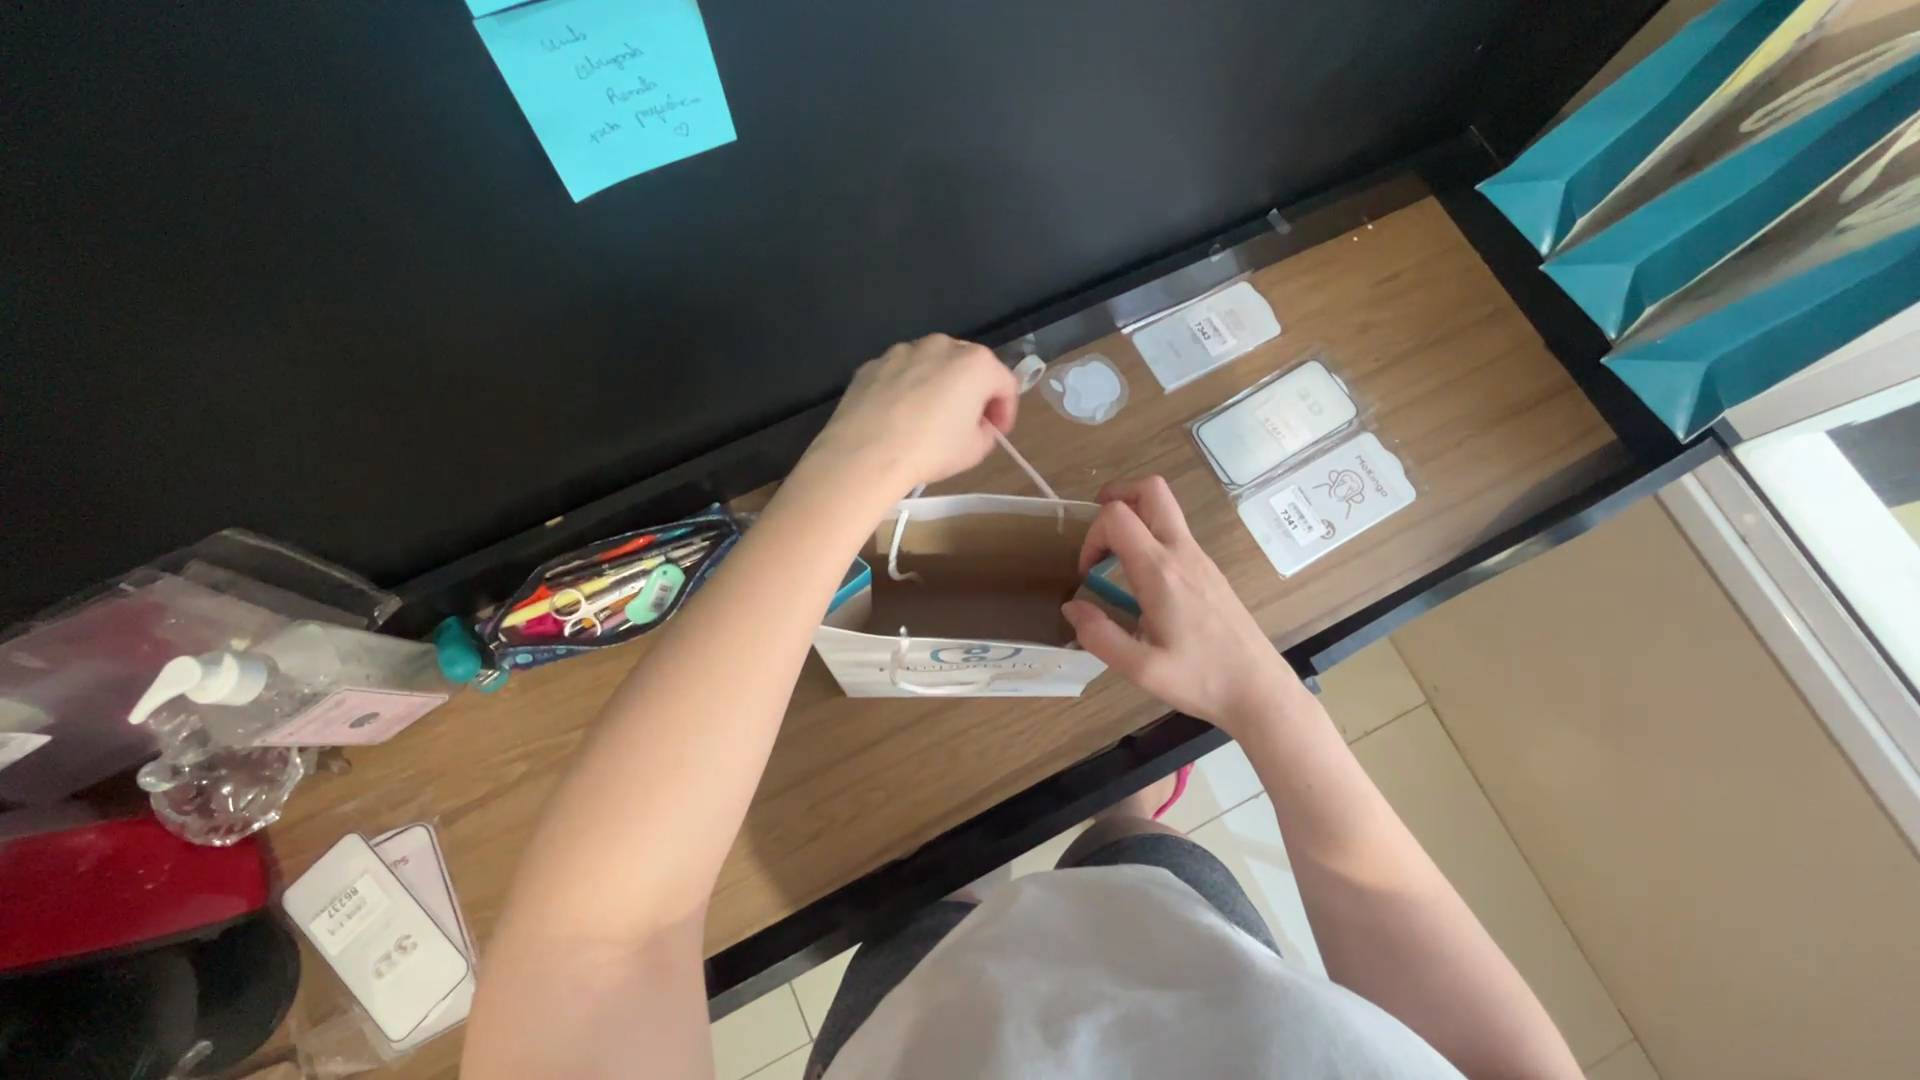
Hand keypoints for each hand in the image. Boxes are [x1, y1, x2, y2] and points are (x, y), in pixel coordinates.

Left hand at [799, 334, 1018, 497]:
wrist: (865, 453)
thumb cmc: (930, 450)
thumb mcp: (976, 450)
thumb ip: (987, 431)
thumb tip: (978, 425)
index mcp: (976, 363)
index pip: (1005, 383)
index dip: (1005, 411)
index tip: (997, 432)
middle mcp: (941, 345)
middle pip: (968, 367)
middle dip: (973, 393)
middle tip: (966, 424)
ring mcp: (903, 351)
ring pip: (931, 366)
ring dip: (938, 387)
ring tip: (927, 420)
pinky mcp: (873, 364)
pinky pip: (900, 374)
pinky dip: (905, 390)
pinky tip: (898, 417)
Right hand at [1061, 477, 1306, 738]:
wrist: (1259, 689)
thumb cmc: (1200, 679)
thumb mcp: (1140, 669)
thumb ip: (1098, 635)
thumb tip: (1072, 607)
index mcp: (1161, 572)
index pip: (1117, 517)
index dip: (1092, 535)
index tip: (1087, 572)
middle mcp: (1182, 553)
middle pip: (1152, 490)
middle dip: (1118, 495)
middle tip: (1098, 527)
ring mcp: (1201, 559)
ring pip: (1166, 508)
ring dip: (1135, 518)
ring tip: (1113, 557)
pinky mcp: (1210, 572)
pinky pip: (1176, 534)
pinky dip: (1150, 538)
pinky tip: (1141, 582)